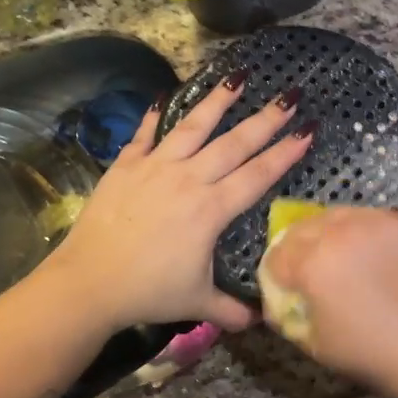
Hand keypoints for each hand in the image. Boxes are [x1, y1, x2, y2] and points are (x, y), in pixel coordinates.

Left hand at [37, 69, 314, 332]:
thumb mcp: (197, 303)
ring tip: (237, 77)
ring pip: (192, 127)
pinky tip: (164, 96)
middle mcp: (188, 179)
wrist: (90, 282)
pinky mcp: (126, 165)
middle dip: (265, 119)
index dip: (284, 154)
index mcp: (211, 210)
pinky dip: (154, 115)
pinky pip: (145, 134)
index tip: (307, 131)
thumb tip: (260, 320)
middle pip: (234, 144)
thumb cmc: (148, 292)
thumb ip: (232, 309)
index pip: (257, 176)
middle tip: (288, 97)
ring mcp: (155, 167)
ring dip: (216, 101)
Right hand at [260, 208, 397, 397]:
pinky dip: (358, 232)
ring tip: (338, 259)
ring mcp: (372, 221)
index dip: (276, 275)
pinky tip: (368, 255)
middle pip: (300, 229)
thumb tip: (277, 297)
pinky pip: (365, 217)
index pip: (277, 256)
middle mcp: (339, 231)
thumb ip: (287, 313)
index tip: (285, 289)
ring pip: (332, 216)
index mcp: (313, 261)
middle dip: (297, 250)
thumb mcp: (314, 341)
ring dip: (326, 235)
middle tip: (308, 273)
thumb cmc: (370, 352)